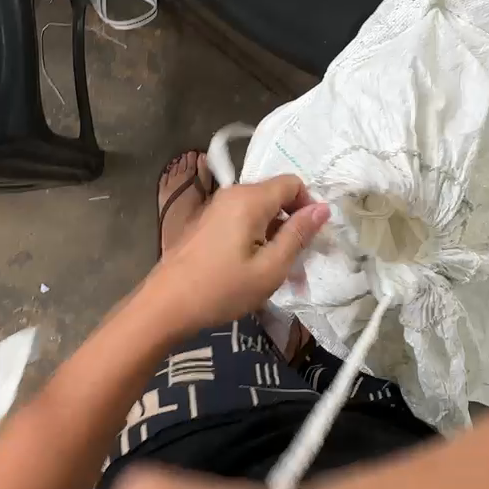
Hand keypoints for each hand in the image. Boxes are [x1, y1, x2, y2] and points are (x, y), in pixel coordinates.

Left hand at [137, 174, 328, 333]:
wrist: (165, 306)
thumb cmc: (221, 289)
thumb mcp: (270, 269)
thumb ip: (297, 235)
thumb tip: (323, 208)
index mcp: (250, 199)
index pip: (293, 183)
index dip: (308, 206)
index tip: (311, 238)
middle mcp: (232, 194)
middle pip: (275, 195)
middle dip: (292, 222)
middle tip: (298, 261)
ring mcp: (216, 206)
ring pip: (259, 209)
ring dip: (274, 233)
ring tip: (276, 270)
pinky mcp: (206, 221)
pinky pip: (241, 219)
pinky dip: (255, 236)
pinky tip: (252, 268)